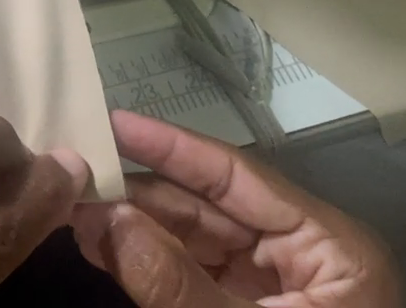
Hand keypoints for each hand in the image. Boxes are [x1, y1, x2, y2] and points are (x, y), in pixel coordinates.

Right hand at [70, 110, 399, 307]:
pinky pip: (188, 271)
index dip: (171, 145)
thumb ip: (176, 285)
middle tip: (77, 176)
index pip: (236, 175)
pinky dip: (143, 259)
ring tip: (76, 211)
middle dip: (139, 193)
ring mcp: (274, 285)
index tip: (112, 120)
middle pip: (207, 204)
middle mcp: (301, 253)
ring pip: (190, 236)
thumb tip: (102, 216)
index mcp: (328, 247)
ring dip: (132, 224)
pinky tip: (100, 244)